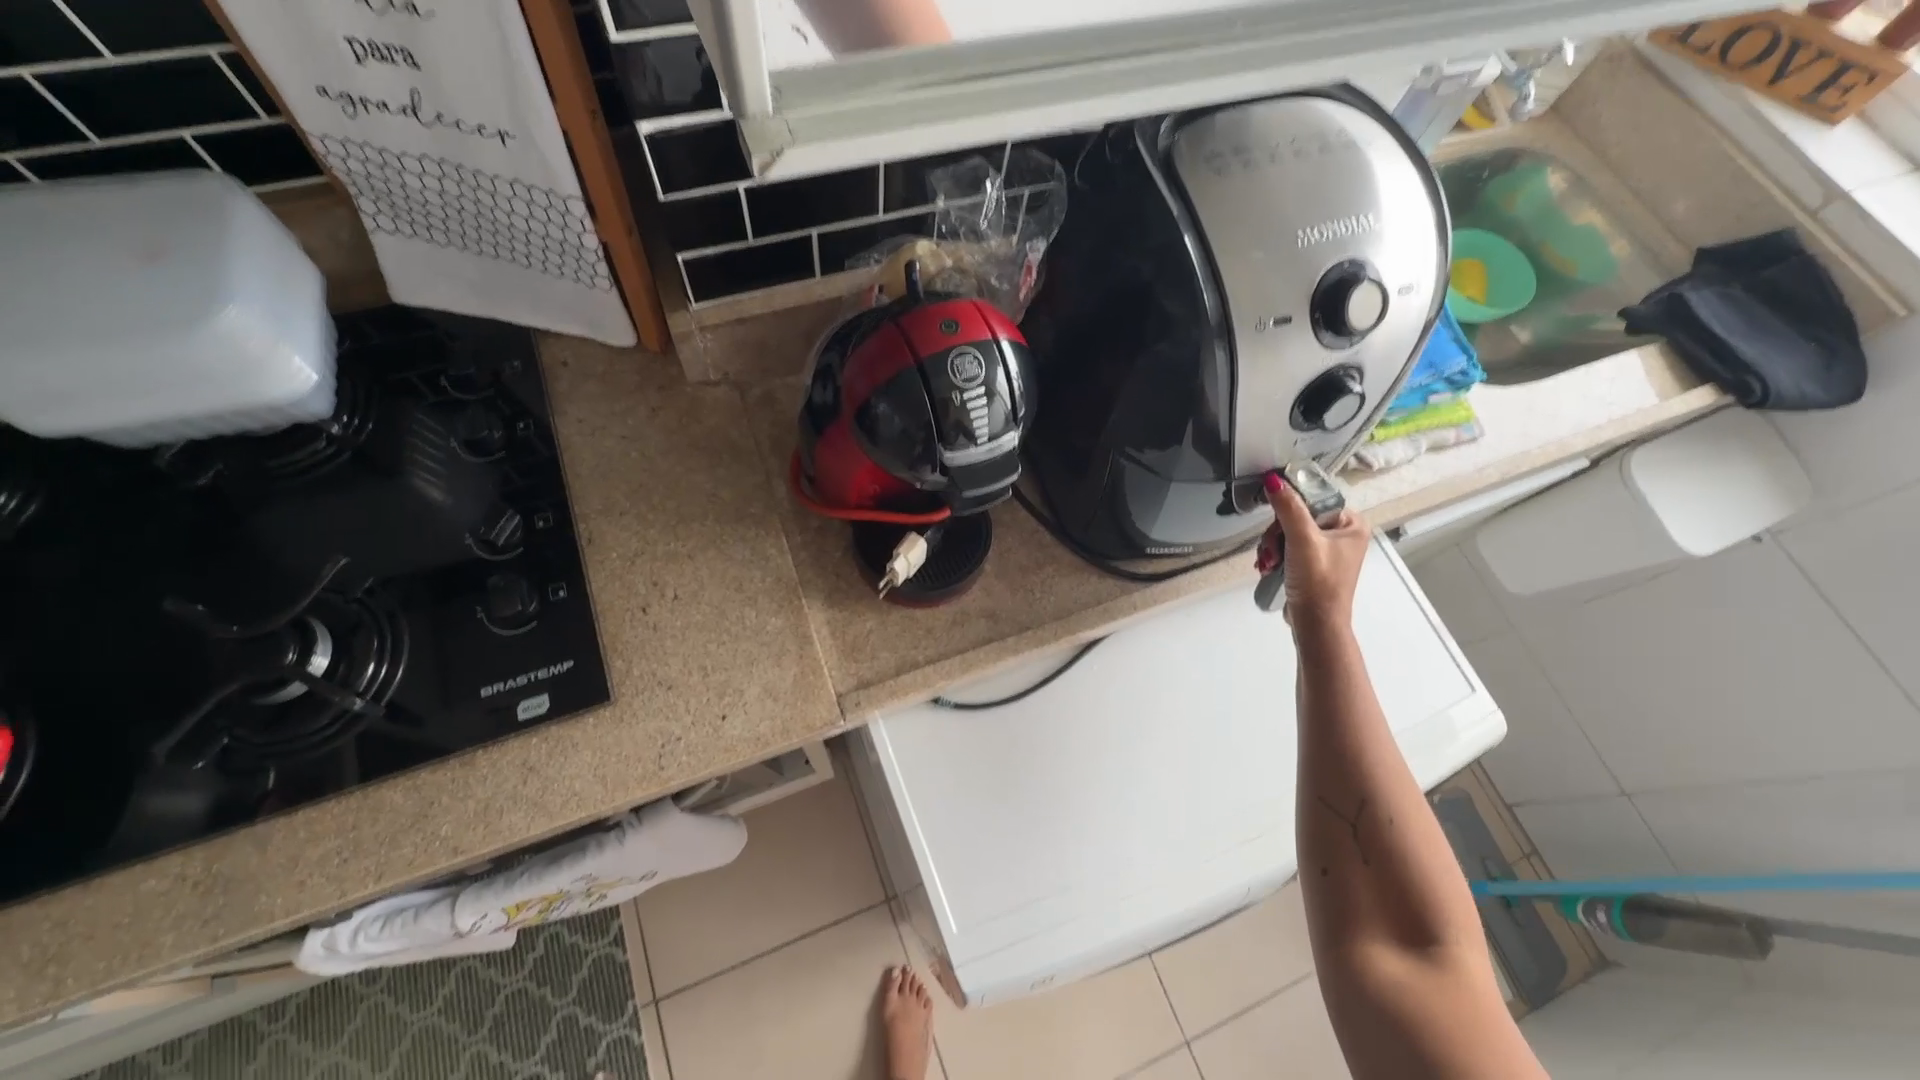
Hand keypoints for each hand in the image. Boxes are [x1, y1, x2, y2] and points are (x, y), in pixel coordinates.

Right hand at [1258, 473, 1369, 625]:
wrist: (1316, 624)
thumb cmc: (1317, 581)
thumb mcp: (1301, 539)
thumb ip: (1288, 508)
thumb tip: (1273, 479)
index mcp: (1352, 524)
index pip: (1314, 501)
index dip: (1291, 510)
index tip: (1276, 524)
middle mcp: (1344, 535)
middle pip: (1298, 518)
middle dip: (1277, 535)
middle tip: (1271, 551)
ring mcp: (1329, 552)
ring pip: (1289, 534)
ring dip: (1273, 547)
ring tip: (1268, 564)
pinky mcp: (1314, 566)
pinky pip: (1289, 550)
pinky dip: (1276, 557)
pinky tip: (1268, 568)